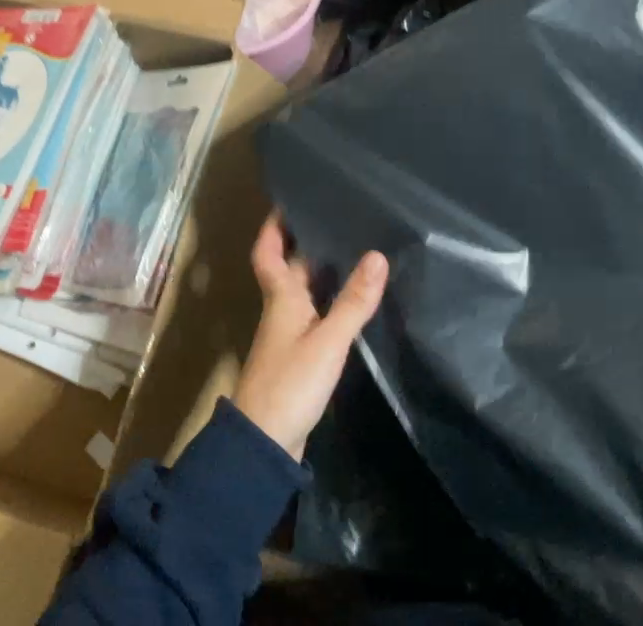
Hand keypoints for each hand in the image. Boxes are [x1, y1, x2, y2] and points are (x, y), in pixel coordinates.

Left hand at [231, 214, 388, 460]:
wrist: (266, 441)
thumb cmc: (291, 383)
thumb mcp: (328, 341)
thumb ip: (353, 302)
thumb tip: (377, 255)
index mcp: (280, 298)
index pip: (267, 252)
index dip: (273, 227)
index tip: (286, 200)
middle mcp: (281, 310)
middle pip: (290, 268)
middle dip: (307, 243)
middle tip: (337, 218)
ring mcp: (288, 335)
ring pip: (303, 292)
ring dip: (321, 271)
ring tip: (353, 250)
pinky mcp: (298, 357)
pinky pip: (313, 316)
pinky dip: (329, 302)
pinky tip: (351, 302)